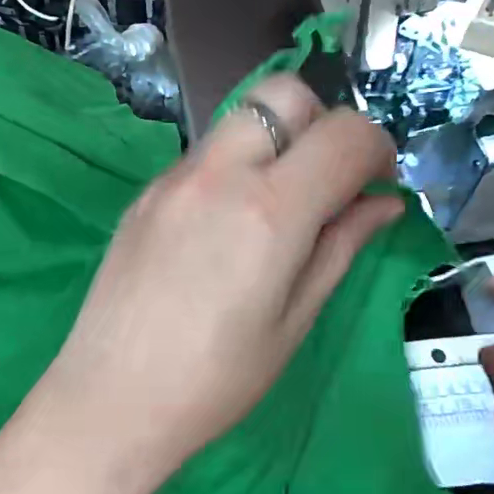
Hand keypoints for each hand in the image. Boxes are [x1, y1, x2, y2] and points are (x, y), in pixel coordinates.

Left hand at [28, 75, 401, 487]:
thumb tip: (383, 202)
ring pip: (238, 122)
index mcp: (269, 210)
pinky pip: (201, 156)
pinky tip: (222, 228)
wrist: (111, 398)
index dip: (376, 148)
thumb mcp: (294, 320)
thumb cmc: (215, 380)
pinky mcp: (143, 194)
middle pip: (284, 95)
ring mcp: (171, 179)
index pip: (344, 133)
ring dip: (272, 144)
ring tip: (273, 209)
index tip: (375, 183)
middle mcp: (217, 174)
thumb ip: (341, 247)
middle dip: (319, 124)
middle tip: (323, 183)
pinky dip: (230, 169)